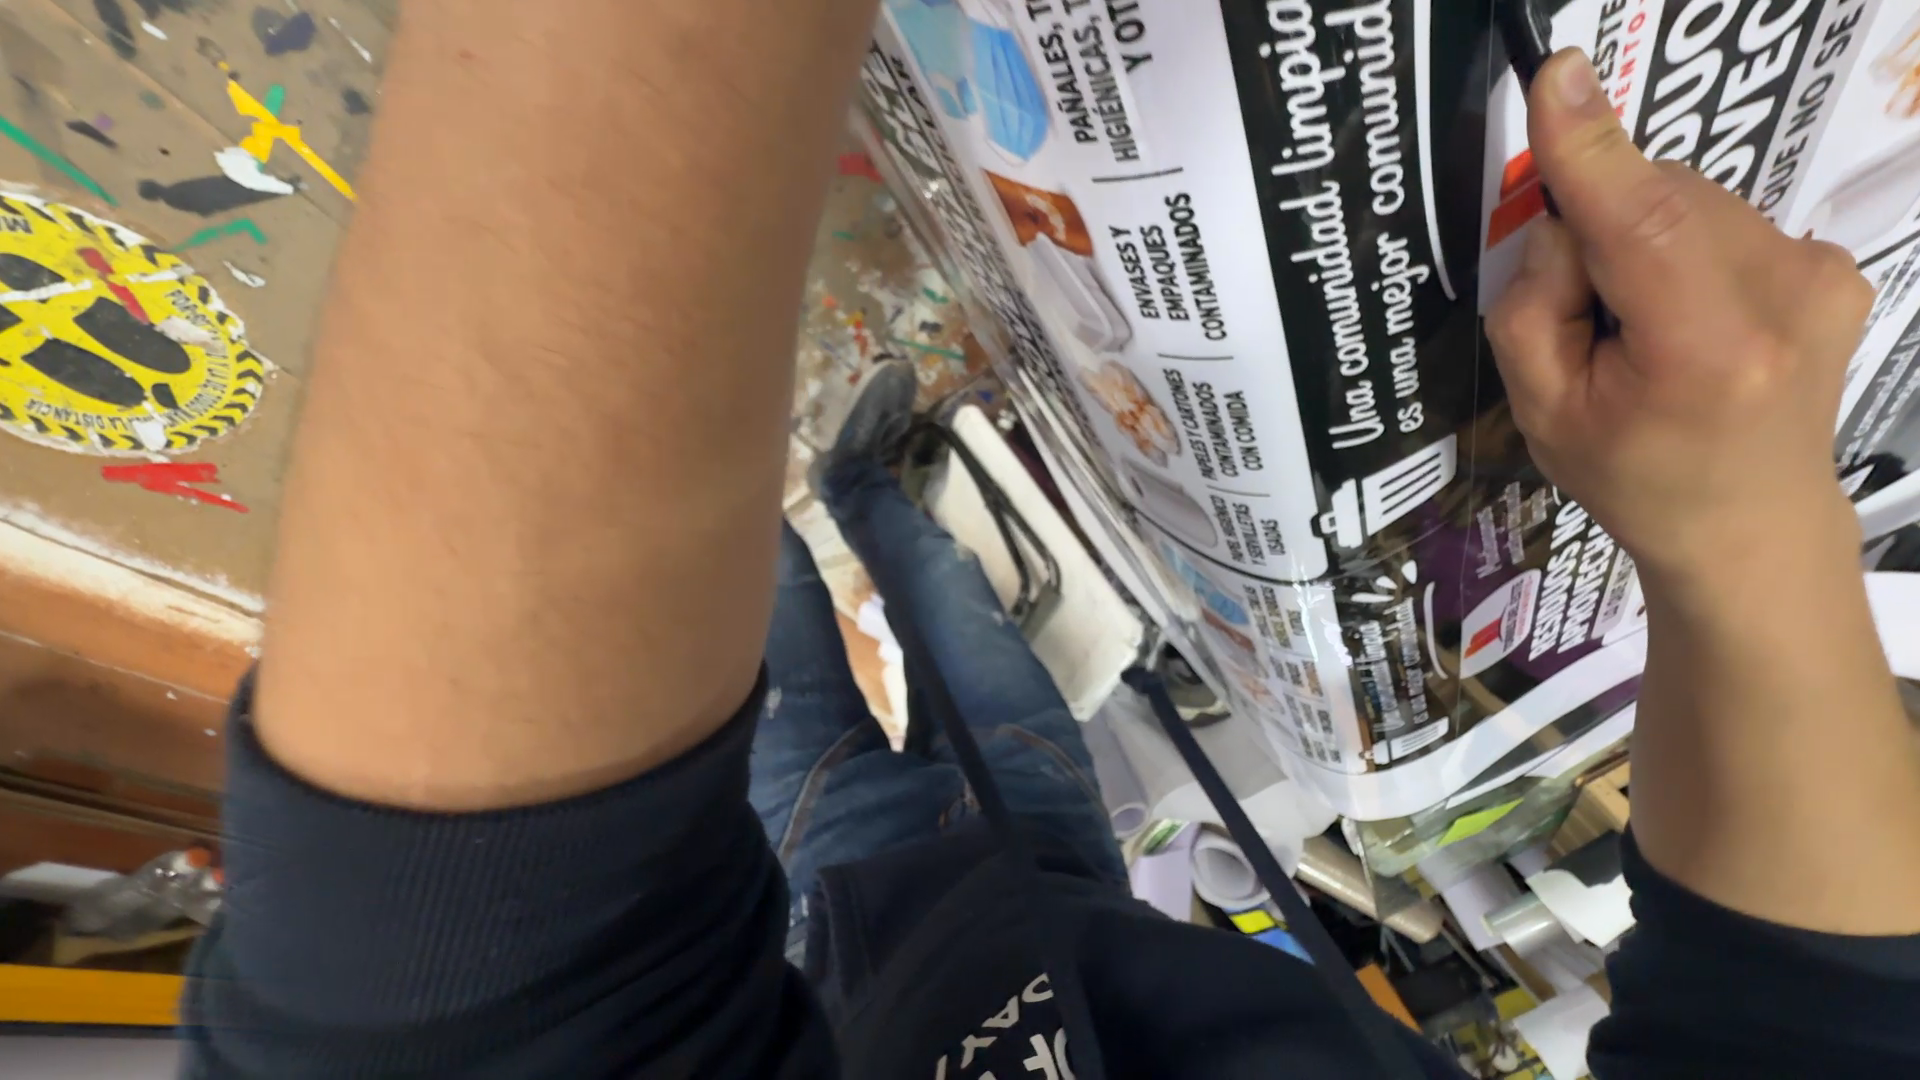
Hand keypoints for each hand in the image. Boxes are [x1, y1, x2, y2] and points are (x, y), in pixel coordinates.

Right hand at [1487, 49, 1873, 586]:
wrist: (1743, 520)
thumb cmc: (1623, 473)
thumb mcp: (1538, 407)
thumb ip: (1535, 308)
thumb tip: (1562, 222)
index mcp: (1703, 349)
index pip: (1641, 223)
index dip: (1593, 151)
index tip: (1556, 75)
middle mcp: (1786, 294)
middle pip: (1660, 202)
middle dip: (1594, 234)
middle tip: (1581, 319)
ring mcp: (1825, 273)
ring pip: (1690, 204)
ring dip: (1634, 243)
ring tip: (1634, 327)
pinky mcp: (1836, 264)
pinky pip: (1722, 223)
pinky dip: (1676, 252)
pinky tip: (1678, 316)